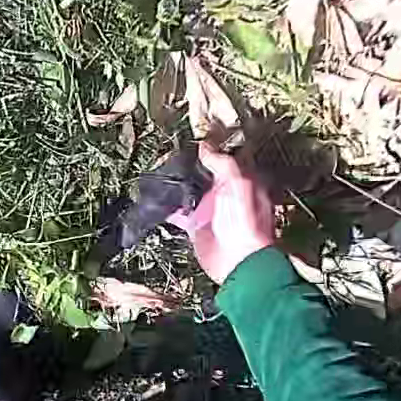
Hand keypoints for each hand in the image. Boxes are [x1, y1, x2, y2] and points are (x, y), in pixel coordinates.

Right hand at [168, 143, 274, 283]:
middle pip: (205, 175)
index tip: (194, 140)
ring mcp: (210, 210)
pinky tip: (157, 201)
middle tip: (171, 157)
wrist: (237, 260)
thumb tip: (205, 146)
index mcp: (242, 182)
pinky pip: (178, 212)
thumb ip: (223, 165)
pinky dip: (167, 207)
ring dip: (177, 186)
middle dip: (190, 167)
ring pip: (190, 192)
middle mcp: (226, 195)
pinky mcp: (196, 225)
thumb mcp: (238, 186)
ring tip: (160, 175)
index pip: (226, 159)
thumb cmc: (244, 223)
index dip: (212, 149)